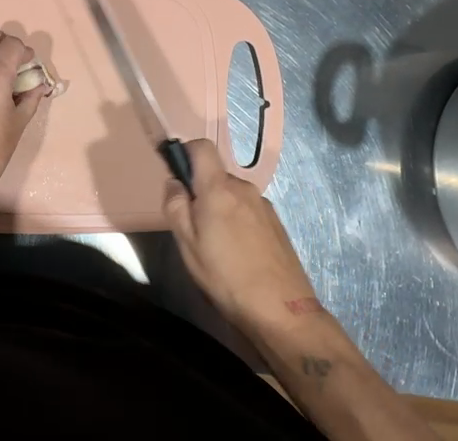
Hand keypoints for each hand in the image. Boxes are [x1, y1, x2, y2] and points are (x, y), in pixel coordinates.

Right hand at [163, 138, 324, 337]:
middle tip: (194, 229)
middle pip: (216, 176)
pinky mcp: (277, 224)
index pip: (202, 146)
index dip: (186, 153)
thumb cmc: (226, 277)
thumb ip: (176, 206)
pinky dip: (238, 223)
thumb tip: (174, 182)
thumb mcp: (187, 244)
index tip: (178, 178)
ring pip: (232, 195)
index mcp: (219, 188)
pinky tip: (239, 255)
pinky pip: (248, 211)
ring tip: (218, 248)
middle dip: (202, 192)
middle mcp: (244, 188)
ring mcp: (264, 206)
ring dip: (221, 210)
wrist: (282, 311)